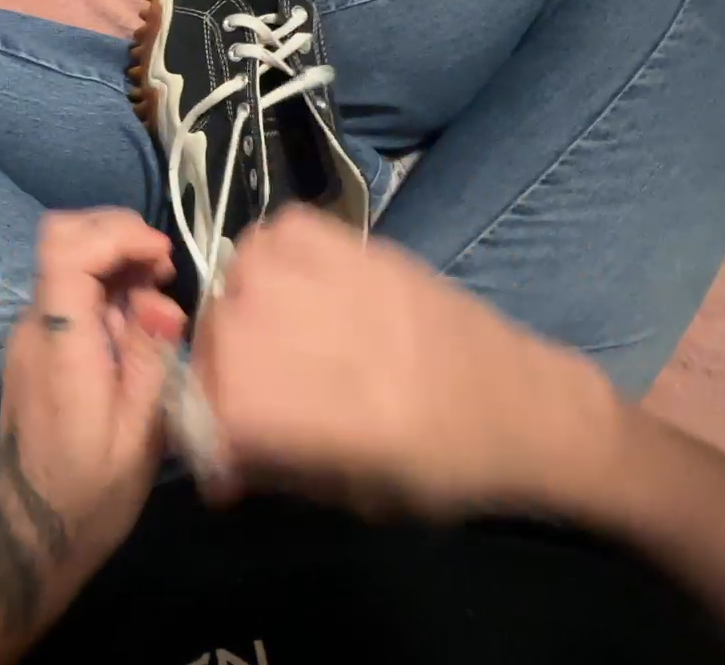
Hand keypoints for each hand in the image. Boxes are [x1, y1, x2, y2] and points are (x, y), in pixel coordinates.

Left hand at [0, 209, 187, 628]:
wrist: (33, 530)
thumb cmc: (93, 490)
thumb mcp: (140, 432)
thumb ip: (150, 357)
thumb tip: (161, 303)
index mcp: (60, 344)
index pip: (67, 251)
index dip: (117, 235)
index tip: (161, 256)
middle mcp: (34, 324)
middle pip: (63, 237)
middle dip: (120, 237)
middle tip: (162, 272)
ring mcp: (29, 330)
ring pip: (69, 259)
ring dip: (117, 262)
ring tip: (157, 302)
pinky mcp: (36, 341)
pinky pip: (70, 290)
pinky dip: (106, 286)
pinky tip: (136, 322)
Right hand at [191, 206, 616, 513]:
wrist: (522, 405)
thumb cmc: (438, 468)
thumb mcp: (347, 492)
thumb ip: (268, 466)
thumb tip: (213, 462)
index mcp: (314, 411)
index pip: (208, 399)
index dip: (203, 427)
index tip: (222, 448)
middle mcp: (313, 333)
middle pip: (216, 332)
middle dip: (219, 369)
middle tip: (250, 388)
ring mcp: (335, 276)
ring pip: (237, 275)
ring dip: (240, 307)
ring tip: (268, 330)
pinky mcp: (355, 242)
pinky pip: (277, 231)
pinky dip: (270, 254)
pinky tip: (291, 282)